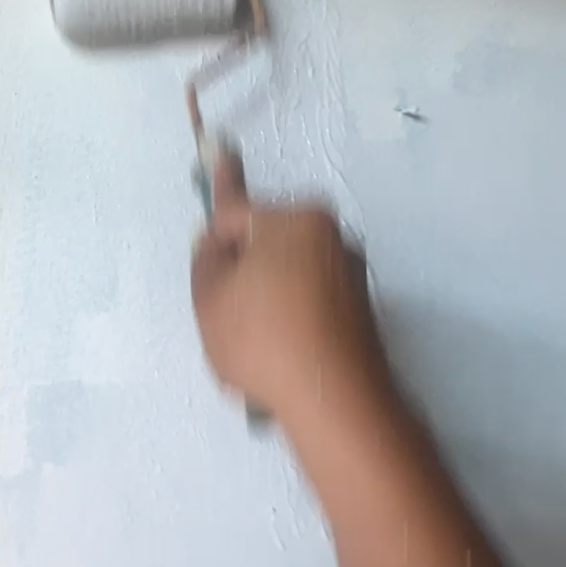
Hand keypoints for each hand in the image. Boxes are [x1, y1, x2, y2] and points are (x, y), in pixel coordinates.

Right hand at [190, 150, 388, 424]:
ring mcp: (351, 273)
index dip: (214, 218)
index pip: (236, 212)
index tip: (219, 168)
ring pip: (288, 273)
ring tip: (249, 342)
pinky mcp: (360, 308)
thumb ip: (205, 258)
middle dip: (240, 268)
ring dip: (265, 294)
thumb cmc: (261, 337)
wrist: (335, 398)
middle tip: (221, 310)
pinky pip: (311, 299)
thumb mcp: (209, 296)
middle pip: (266, 241)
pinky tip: (278, 352)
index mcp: (294, 219)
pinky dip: (291, 314)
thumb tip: (216, 241)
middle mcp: (330, 235)